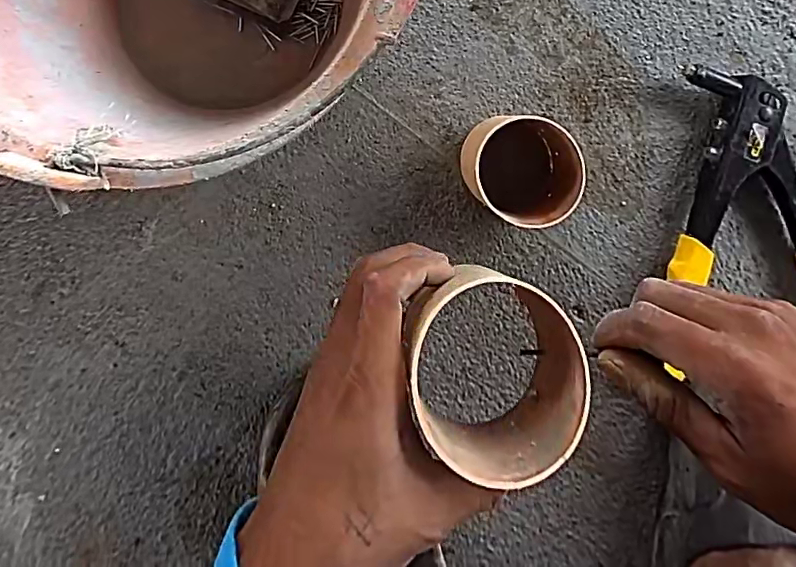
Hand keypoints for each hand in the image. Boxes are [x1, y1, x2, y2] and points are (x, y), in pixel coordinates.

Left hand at [240, 245, 499, 566]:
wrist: (288, 547)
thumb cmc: (337, 528)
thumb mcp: (426, 508)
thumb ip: (477, 487)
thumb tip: (507, 469)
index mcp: (367, 384)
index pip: (381, 293)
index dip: (416, 266)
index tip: (446, 269)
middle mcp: (340, 364)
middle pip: (364, 274)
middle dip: (408, 257)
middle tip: (442, 267)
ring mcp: (325, 366)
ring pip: (351, 288)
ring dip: (390, 270)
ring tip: (425, 280)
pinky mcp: (321, 376)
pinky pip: (347, 310)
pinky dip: (377, 294)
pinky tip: (399, 315)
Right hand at [594, 279, 795, 566]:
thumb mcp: (731, 463)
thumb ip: (665, 403)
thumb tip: (623, 368)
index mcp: (736, 365)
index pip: (647, 320)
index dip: (613, 330)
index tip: (604, 344)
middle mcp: (753, 325)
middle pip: (659, 290)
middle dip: (633, 317)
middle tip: (630, 353)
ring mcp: (771, 313)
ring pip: (686, 287)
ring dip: (664, 314)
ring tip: (666, 357)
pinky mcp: (784, 312)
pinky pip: (718, 296)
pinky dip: (695, 314)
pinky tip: (704, 352)